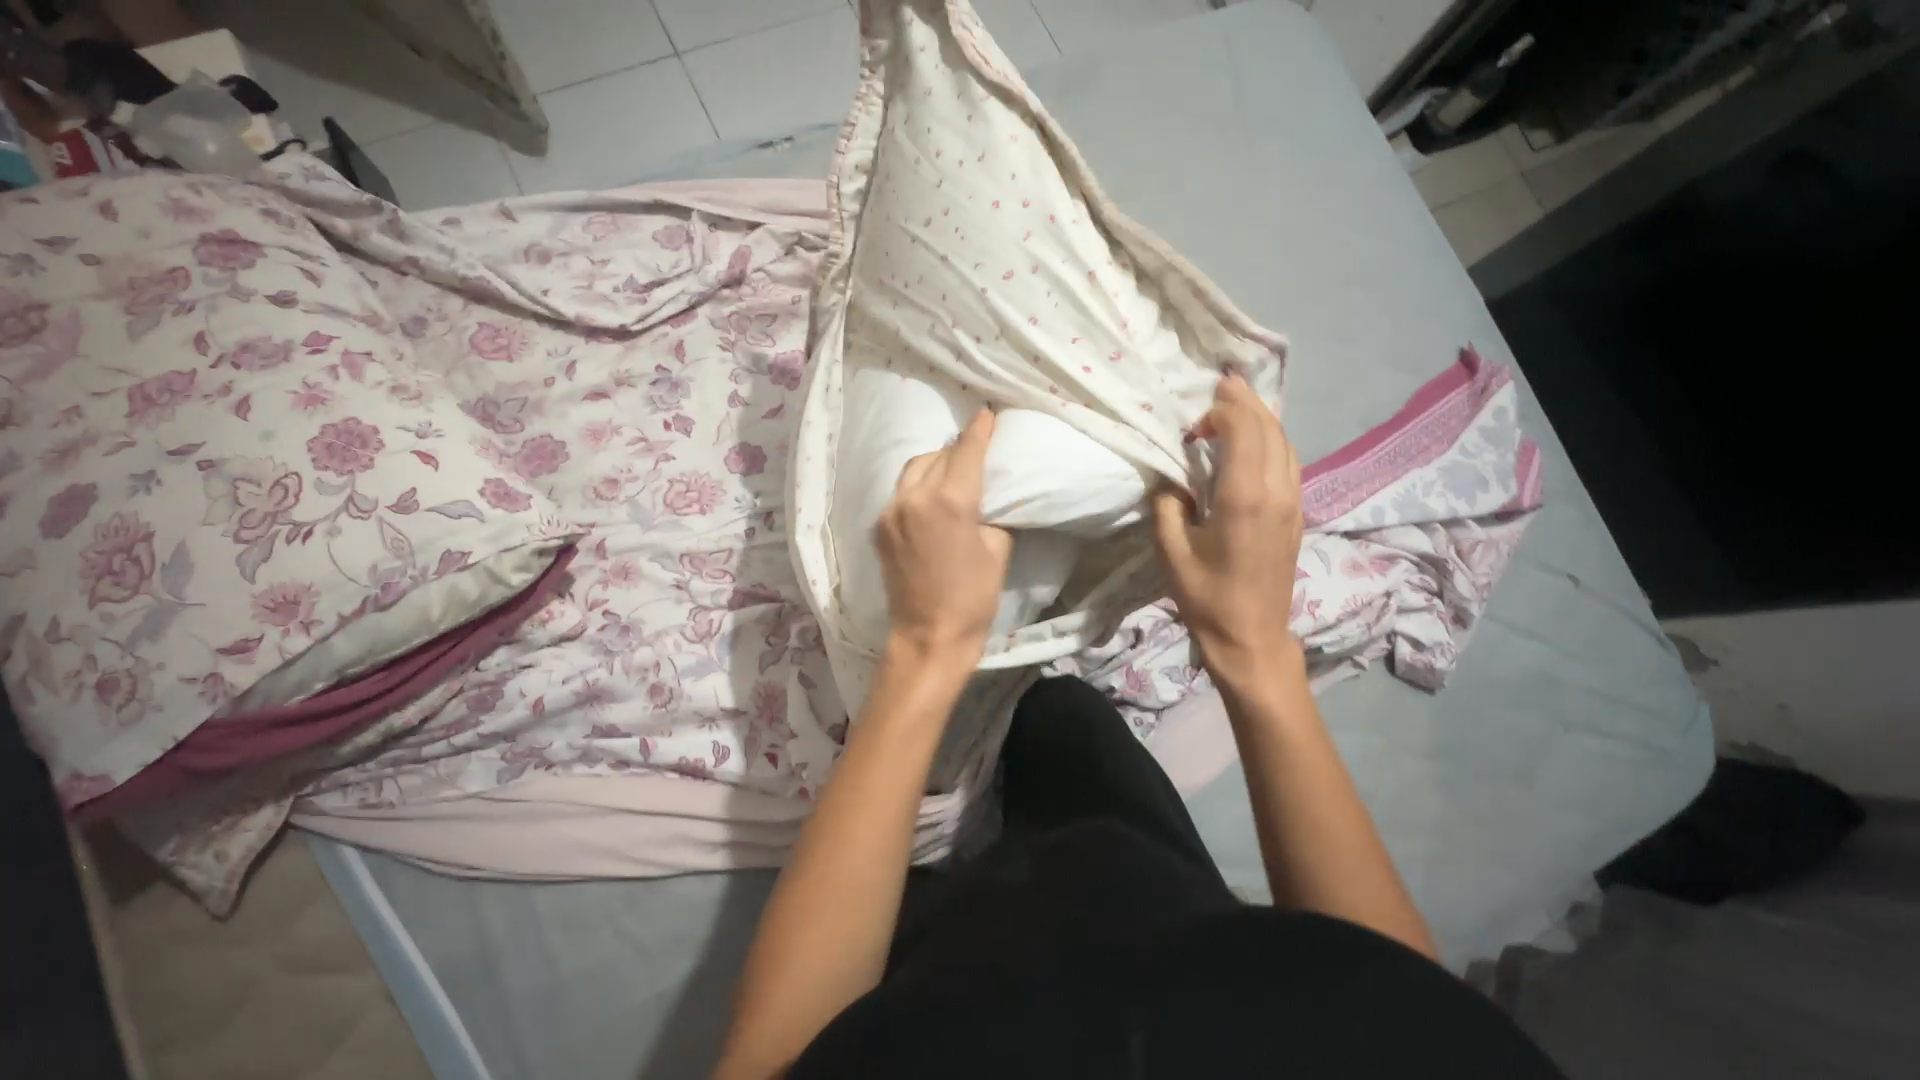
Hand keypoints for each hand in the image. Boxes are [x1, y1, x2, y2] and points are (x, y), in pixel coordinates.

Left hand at [876, 409, 1013, 664]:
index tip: (988, 414)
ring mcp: (891, 512)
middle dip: (958, 448)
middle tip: (976, 448)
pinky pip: (901, 492)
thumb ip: (990, 514)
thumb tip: (984, 499)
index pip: (967, 450)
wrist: (928, 637)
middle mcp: (915, 497)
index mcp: (950, 501)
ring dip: (935, 464)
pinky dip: (918, 486)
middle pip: (939, 455)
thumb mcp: (997, 551)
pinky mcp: (880, 528)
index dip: (980, 430)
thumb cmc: (972, 599)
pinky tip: (931, 496)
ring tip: (952, 469)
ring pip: (915, 469)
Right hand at [1151, 373, 1304, 692]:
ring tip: (1237, 407)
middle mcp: (1276, 491)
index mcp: (1244, 497)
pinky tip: (1254, 445)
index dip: (1224, 410)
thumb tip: (1172, 479)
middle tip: (1223, 385)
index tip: (1199, 411)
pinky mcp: (1297, 515)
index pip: (1244, 430)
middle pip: (1270, 429)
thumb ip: (1167, 505)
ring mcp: (1292, 502)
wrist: (1252, 637)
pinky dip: (1273, 442)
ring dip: (1263, 420)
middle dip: (1247, 403)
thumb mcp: (1171, 551)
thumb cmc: (1207, 597)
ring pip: (1286, 444)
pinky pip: (1290, 463)